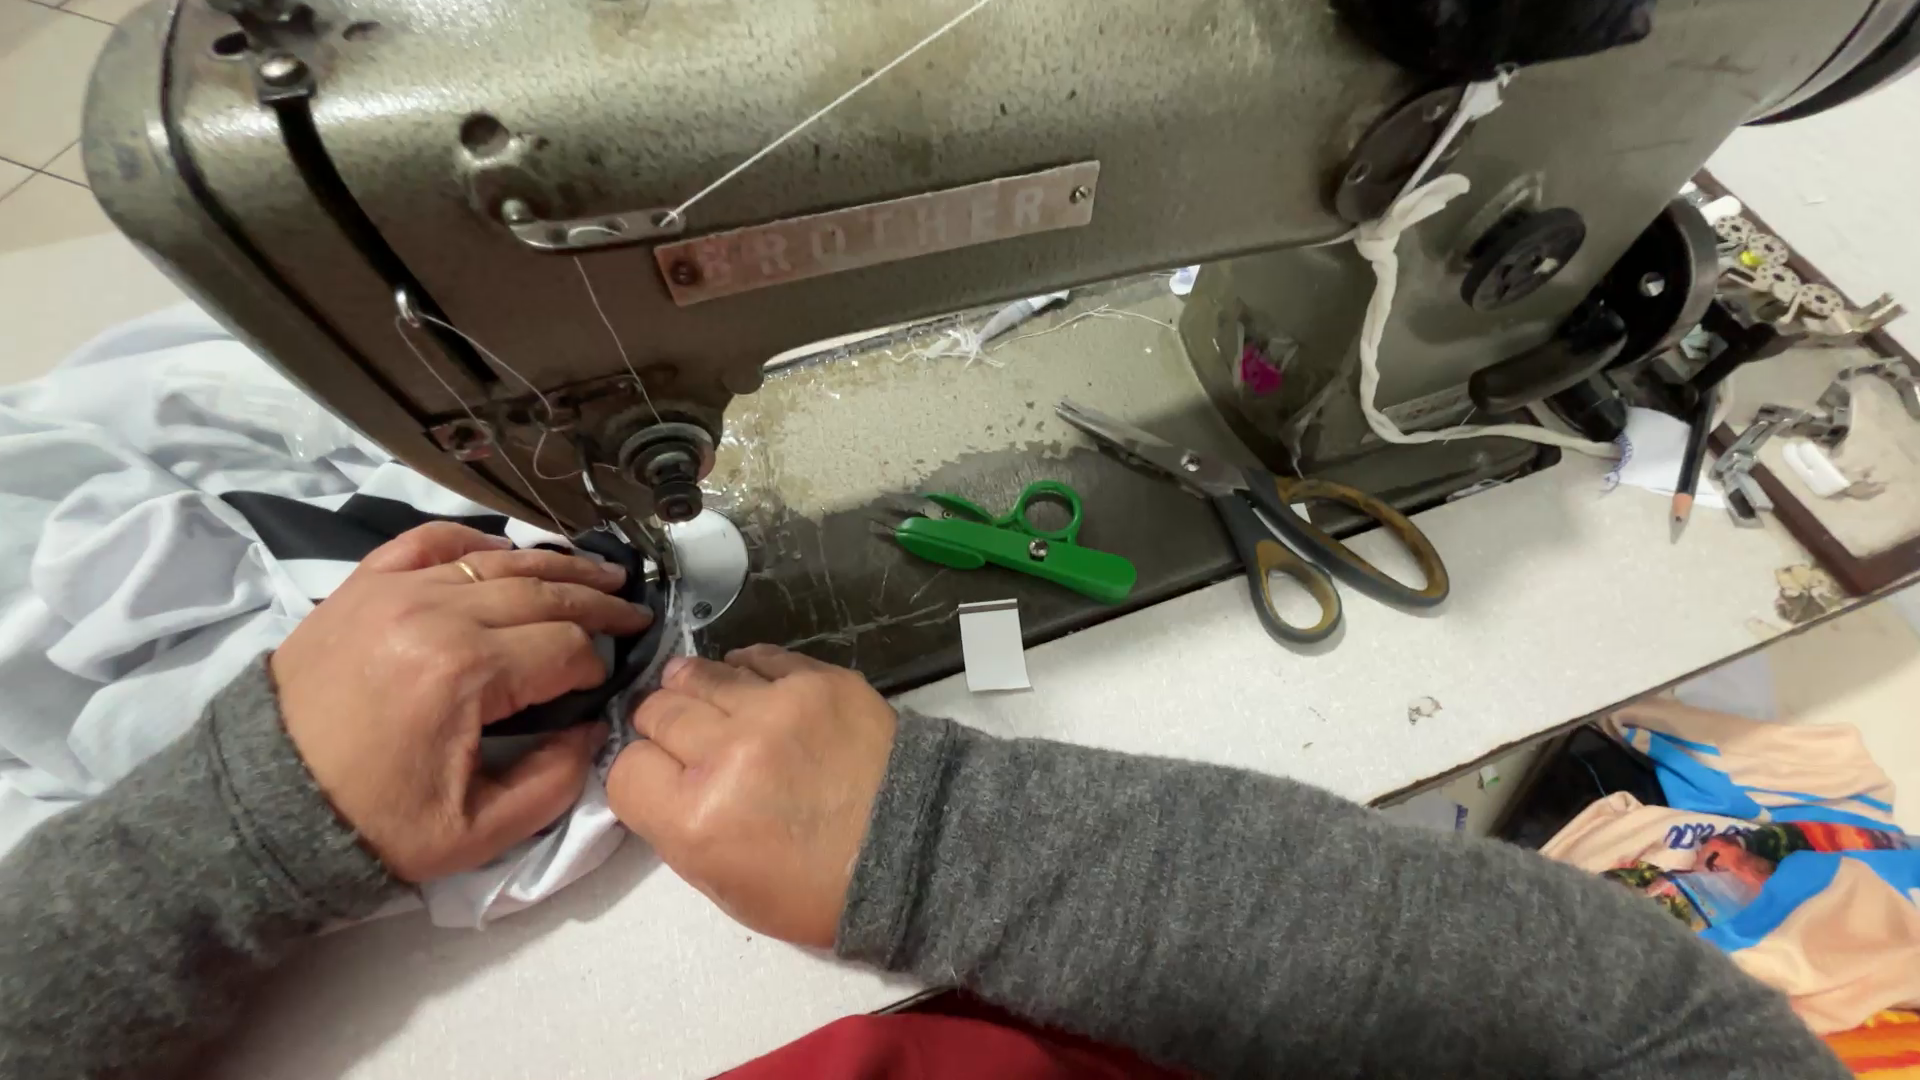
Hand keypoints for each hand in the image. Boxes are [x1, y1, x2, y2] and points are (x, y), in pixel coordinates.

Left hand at [270, 523, 648, 882]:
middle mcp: (436, 613)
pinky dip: (477, 539)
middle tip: (635, 615)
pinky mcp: (362, 586)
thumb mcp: (482, 830)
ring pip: (504, 561)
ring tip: (604, 573)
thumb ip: (559, 778)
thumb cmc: (372, 828)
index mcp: (466, 671)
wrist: (249, 818)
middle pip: (549, 594)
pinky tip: (507, 550)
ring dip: (563, 566)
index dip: (598, 668)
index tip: (601, 689)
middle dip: (603, 606)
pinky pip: (431, 540)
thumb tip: (593, 725)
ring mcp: (394, 590)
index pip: (568, 649)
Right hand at [607, 645, 897, 946]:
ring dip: (695, 688)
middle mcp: (728, 751)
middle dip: (662, 725)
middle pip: (658, 711)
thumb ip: (678, 824)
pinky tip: (752, 684)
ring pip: (702, 673)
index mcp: (696, 818)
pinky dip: (747, 670)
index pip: (626, 769)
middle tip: (685, 736)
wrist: (908, 846)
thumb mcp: (724, 885)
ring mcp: (777, 706)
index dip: (640, 774)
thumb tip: (661, 770)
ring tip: (709, 700)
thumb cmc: (814, 885)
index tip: (661, 776)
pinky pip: (759, 656)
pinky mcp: (818, 678)